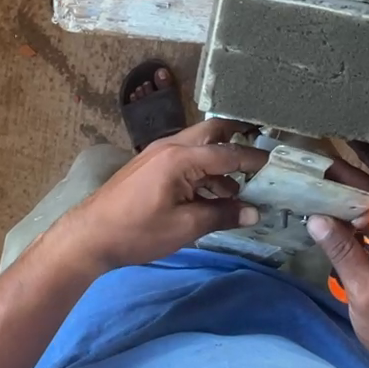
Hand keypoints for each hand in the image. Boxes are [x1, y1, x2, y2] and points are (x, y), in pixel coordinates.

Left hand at [44, 119, 267, 274]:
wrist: (89, 235)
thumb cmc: (137, 232)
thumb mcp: (184, 227)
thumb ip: (221, 215)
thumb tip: (253, 212)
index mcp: (180, 157)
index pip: (228, 152)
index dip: (255, 160)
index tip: (279, 165)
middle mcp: (169, 145)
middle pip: (213, 132)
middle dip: (238, 141)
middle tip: (262, 157)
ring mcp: (156, 152)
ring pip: (198, 146)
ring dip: (220, 161)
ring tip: (240, 188)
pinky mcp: (149, 164)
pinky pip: (184, 157)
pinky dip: (202, 169)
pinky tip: (212, 193)